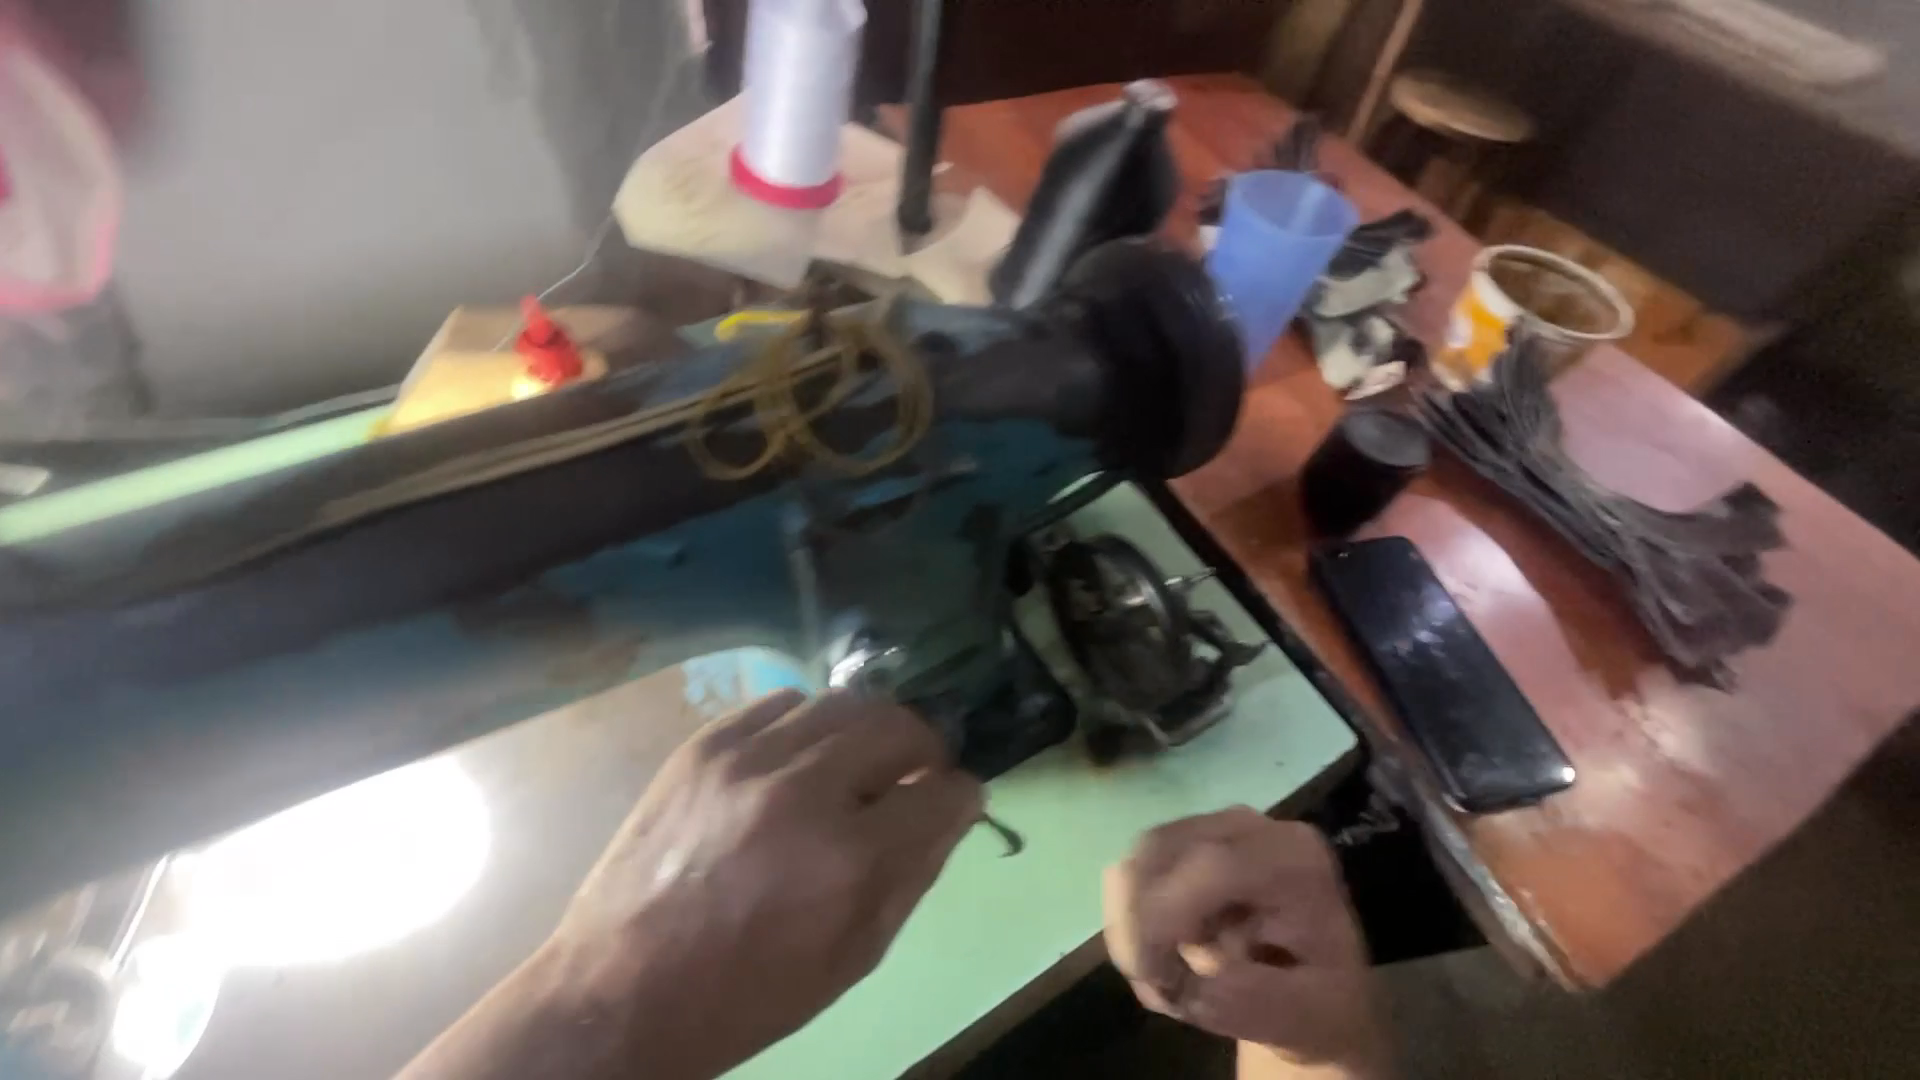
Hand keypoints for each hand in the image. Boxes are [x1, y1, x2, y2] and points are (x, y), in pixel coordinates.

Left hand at [550, 690, 982, 1079]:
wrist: (619, 989)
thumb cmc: (746, 991)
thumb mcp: (851, 957)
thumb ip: (915, 874)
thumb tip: (953, 808)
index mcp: (846, 859)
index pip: (941, 793)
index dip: (961, 796)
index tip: (955, 800)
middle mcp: (802, 790)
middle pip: (898, 726)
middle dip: (924, 748)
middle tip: (916, 775)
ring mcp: (746, 757)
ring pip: (843, 701)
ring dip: (869, 728)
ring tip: (859, 761)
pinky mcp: (703, 743)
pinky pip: (781, 701)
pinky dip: (809, 722)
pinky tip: (801, 755)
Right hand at [1103, 808, 1388, 1077]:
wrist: (1313, 982)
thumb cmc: (1319, 1000)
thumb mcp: (1308, 1017)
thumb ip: (1259, 1002)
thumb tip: (1200, 982)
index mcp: (1293, 857)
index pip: (1213, 865)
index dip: (1166, 914)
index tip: (1152, 975)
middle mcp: (1247, 826)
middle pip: (1160, 851)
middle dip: (1139, 922)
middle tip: (1156, 989)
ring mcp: (1209, 824)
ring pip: (1137, 859)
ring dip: (1132, 922)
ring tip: (1163, 977)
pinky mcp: (1181, 836)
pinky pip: (1132, 867)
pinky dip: (1130, 915)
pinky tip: (1158, 950)